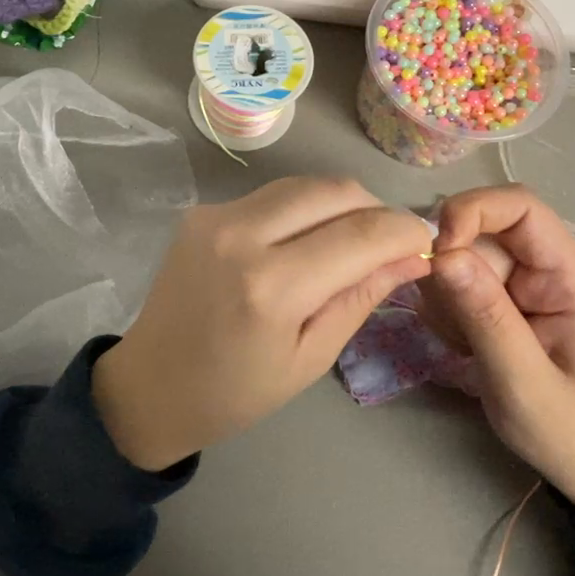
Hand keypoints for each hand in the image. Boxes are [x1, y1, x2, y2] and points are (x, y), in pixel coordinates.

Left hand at [93, 177, 432, 470]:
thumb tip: (412, 255)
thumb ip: (361, 297)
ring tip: (351, 243)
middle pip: (334, 190)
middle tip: (389, 244)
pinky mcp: (203, 211)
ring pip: (303, 184)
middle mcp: (241, 233)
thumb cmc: (235, 391)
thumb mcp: (310, 357)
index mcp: (272, 284)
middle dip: (375, 210)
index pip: (362, 233)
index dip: (405, 232)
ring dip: (339, 205)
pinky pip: (271, 195)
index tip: (424, 246)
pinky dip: (301, 210)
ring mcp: (216, 215)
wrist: (150, 384)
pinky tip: (304, 243)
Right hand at [418, 186, 574, 543]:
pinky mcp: (501, 295)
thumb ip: (486, 316)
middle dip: (452, 271)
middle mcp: (548, 268)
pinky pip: (455, 278)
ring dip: (446, 295)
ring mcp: (523, 281)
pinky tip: (463, 344)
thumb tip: (444, 255)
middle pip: (481, 233)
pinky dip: (445, 308)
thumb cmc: (566, 430)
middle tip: (452, 324)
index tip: (437, 251)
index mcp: (572, 279)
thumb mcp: (523, 383)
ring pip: (460, 255)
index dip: (473, 211)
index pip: (522, 207)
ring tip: (464, 344)